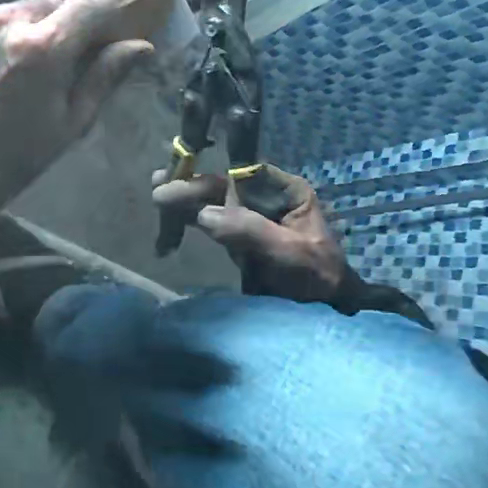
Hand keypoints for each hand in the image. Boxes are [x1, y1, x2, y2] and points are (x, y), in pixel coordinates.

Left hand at [0, 0, 154, 246]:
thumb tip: (141, 46)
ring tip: (13, 71)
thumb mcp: (70, 124)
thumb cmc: (14, 159)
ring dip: (23, 31)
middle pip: (50, 2)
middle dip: (62, 24)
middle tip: (59, 59)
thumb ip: (105, 77)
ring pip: (12, 12)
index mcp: (43, 48)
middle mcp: (3, 23)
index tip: (114, 8)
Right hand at [152, 165, 352, 303]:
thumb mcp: (292, 254)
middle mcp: (263, 198)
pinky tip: (166, 236)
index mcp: (284, 191)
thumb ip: (250, 231)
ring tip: (157, 202)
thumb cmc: (320, 278)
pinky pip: (208, 225)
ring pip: (209, 203)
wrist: (330, 313)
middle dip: (189, 189)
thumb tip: (204, 215)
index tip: (182, 179)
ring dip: (182, 205)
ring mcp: (249, 217)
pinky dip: (186, 226)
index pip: (243, 173)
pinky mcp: (237, 238)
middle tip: (159, 192)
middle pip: (220, 187)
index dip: (211, 176)